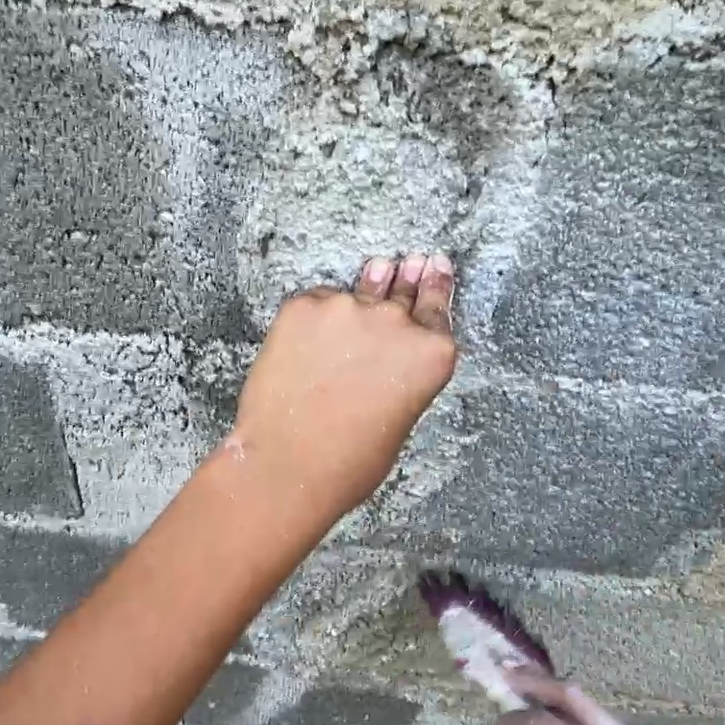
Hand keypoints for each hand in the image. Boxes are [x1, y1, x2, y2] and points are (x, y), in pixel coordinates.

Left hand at [225, 253, 458, 520]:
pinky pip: (315, 303)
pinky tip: (308, 343)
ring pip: (355, 295)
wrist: (287, 464)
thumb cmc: (346, 461)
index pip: (437, 308)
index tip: (436, 267)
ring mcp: (347, 309)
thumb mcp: (399, 418)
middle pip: (403, 291)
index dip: (436, 286)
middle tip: (413, 260)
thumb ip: (403, 374)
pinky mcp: (303, 306)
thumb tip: (386, 359)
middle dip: (406, 278)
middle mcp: (395, 322)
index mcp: (430, 355)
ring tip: (373, 274)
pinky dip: (315, 317)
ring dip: (362, 293)